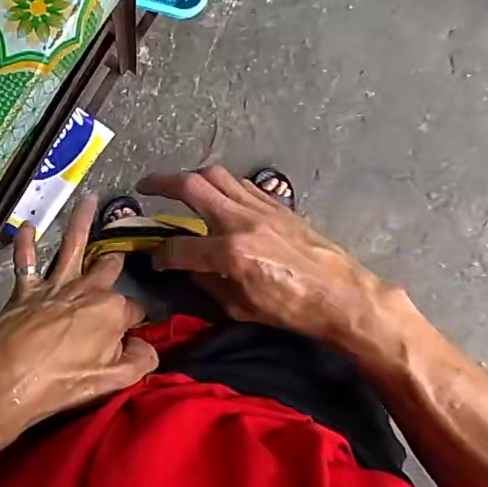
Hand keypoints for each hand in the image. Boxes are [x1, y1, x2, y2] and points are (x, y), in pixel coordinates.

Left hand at [0, 195, 158, 450]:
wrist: (10, 375)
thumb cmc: (64, 381)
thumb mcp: (113, 380)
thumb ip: (139, 361)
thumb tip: (148, 347)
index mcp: (112, 310)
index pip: (135, 311)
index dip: (136, 323)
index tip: (135, 333)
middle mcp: (86, 289)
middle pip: (107, 269)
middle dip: (116, 260)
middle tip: (121, 251)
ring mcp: (54, 286)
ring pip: (71, 247)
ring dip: (80, 222)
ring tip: (89, 199)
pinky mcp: (25, 289)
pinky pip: (25, 261)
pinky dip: (25, 244)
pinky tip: (27, 226)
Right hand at [137, 167, 400, 357]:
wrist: (343, 297)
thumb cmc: (292, 310)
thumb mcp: (240, 307)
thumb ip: (206, 281)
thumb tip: (185, 266)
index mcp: (231, 252)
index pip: (179, 246)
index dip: (161, 254)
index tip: (155, 259)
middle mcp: (242, 221)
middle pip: (191, 187)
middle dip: (160, 183)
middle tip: (144, 186)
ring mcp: (261, 208)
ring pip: (217, 176)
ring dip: (191, 177)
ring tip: (178, 186)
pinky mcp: (277, 205)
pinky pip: (241, 185)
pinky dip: (222, 186)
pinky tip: (217, 197)